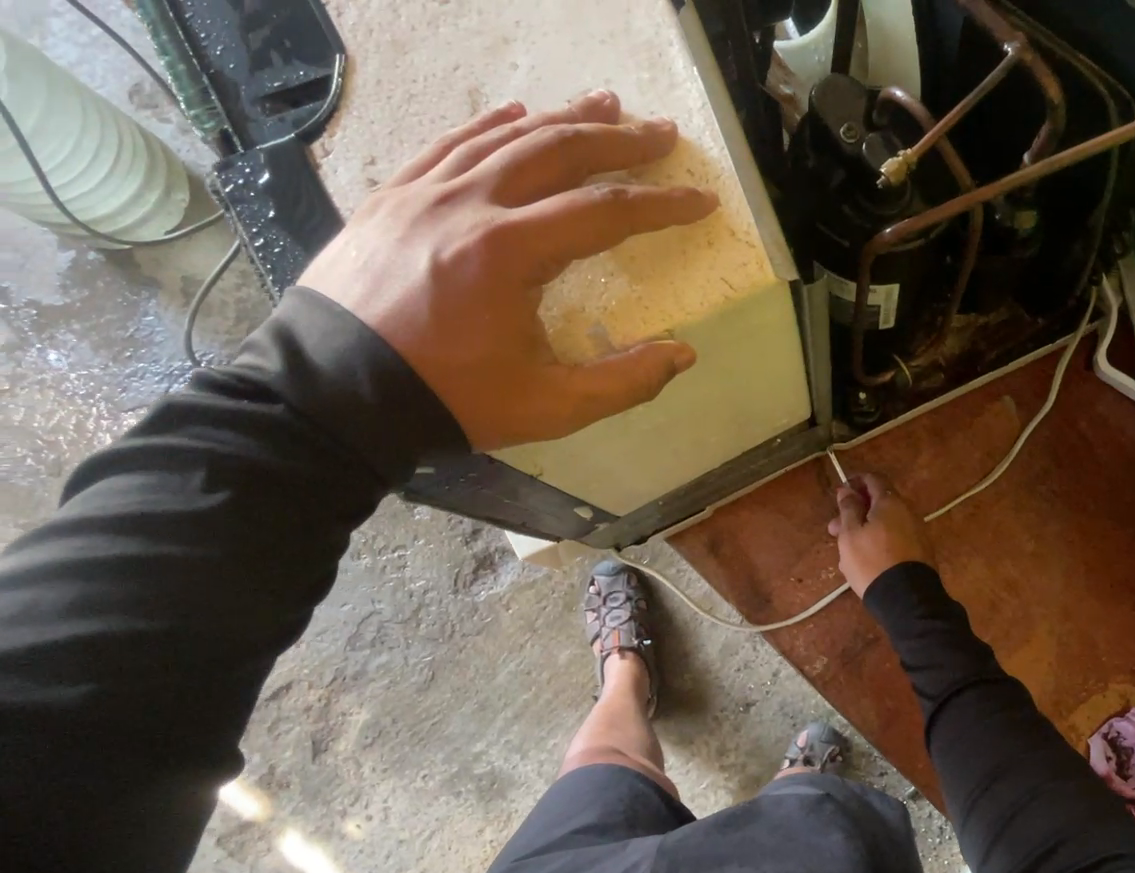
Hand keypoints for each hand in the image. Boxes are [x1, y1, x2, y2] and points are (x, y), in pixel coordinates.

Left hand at [298, 90, 719, 450]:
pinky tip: (517, 113)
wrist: (334, 394)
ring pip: (505, 137)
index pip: (604, 212)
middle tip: (663, 133)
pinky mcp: (393, 197)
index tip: (700, 200)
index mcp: (509, 253)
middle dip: (619, 141)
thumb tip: (684, 353)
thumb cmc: (451, 399)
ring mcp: (424, 193)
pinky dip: (491, 124)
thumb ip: (625, 382)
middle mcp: (469, 206)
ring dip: (562, 118)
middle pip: (557, 153)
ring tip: (605, 105)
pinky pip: (449, 144)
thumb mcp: (551, 406)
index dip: (661, 204)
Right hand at [829, 473, 931, 596]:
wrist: (907, 598)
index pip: (873, 479)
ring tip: (844, 553)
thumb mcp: (850, 534)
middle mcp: (908, 511)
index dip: (855, 482)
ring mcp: (917, 532)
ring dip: (864, 531)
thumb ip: (849, 508)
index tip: (839, 495)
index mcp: (890, 502)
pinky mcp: (920, 551)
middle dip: (855, 512)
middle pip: (879, 503)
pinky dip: (878, 543)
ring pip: (885, 524)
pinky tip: (864, 562)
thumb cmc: (872, 562)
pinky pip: (895, 539)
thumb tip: (847, 489)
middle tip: (833, 530)